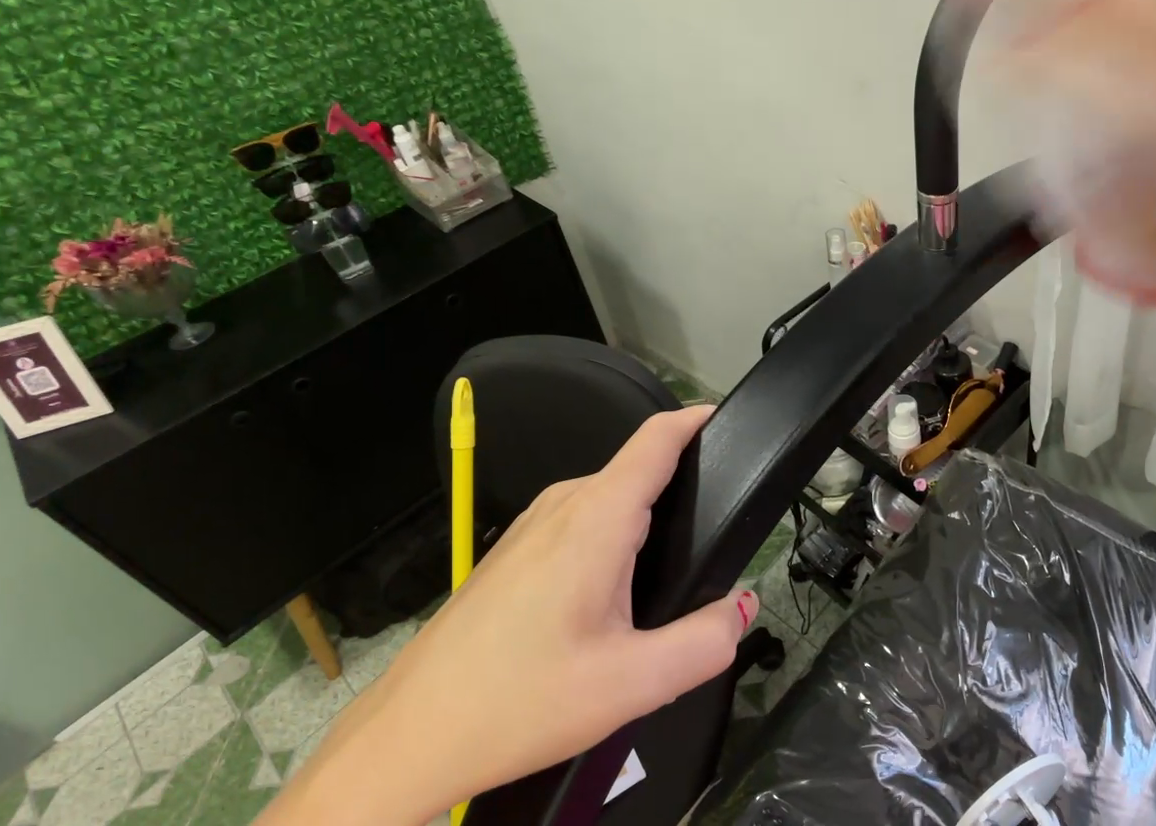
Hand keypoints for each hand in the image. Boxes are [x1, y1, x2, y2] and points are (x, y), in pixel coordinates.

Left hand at [265, 406, 755, 824]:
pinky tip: (610, 605)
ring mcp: (531, 526)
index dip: (698, 421)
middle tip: (716, 550)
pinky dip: (612, 545)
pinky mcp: (514, 552)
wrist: (412, 734)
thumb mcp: (631, 685)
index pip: (657, 439)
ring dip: (646, 527)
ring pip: (609, 503)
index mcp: (596, 518)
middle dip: (684, 493)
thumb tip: (743, 607)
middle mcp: (562, 505)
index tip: (735, 426)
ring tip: (668, 585)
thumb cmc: (520, 703)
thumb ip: (704, 643)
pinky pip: (580, 526)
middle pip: (638, 472)